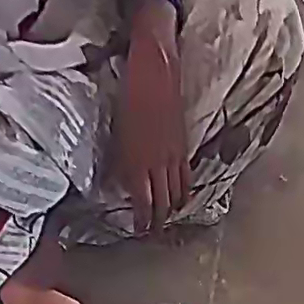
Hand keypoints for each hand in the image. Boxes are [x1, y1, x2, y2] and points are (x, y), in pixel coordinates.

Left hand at [115, 25, 190, 232]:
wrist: (155, 69)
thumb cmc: (130, 93)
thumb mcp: (117, 129)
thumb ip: (122, 158)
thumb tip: (121, 181)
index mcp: (138, 160)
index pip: (143, 200)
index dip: (143, 219)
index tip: (139, 230)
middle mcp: (158, 164)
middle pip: (162, 203)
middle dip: (158, 221)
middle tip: (154, 233)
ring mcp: (173, 158)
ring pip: (176, 194)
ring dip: (172, 210)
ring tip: (168, 219)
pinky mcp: (183, 149)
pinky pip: (186, 179)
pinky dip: (184, 193)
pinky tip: (182, 199)